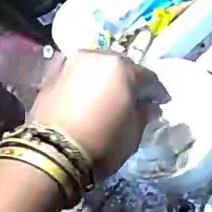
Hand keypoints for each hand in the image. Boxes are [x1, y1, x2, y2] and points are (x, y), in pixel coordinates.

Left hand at [29, 51, 168, 178]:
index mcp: (122, 68)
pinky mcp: (49, 77)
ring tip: (106, 98)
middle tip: (132, 99)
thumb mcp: (133, 135)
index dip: (157, 92)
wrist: (53, 153)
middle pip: (119, 67)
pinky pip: (74, 77)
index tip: (161, 103)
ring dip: (102, 81)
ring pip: (94, 68)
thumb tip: (148, 106)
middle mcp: (96, 57)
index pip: (148, 78)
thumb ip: (143, 115)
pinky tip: (84, 97)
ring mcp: (69, 64)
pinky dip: (81, 84)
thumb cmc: (102, 144)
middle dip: (128, 82)